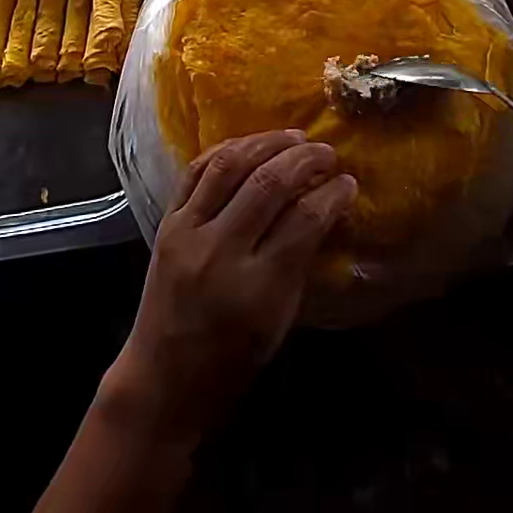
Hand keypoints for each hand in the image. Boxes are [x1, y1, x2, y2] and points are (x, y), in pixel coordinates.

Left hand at [102, 130, 356, 438]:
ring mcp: (187, 231)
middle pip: (267, 184)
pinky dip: (223, 152)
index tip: (348, 182)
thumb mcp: (280, 320)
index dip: (332, 195)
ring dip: (263, 143)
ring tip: (291, 136)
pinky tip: (246, 145)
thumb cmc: (232, 360)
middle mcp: (220, 250)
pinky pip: (194, 172)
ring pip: (228, 167)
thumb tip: (323, 210)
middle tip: (326, 151)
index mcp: (258, 287)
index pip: (304, 221)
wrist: (164, 376)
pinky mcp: (166, 222)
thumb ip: (299, 263)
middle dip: (303, 159)